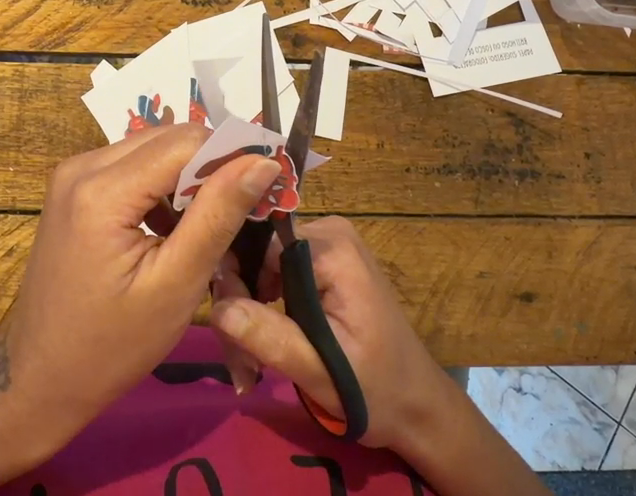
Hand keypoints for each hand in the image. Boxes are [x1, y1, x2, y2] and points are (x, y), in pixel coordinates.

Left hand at [0, 123, 281, 445]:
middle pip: (167, 140)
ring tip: (219, 222)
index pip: (186, 141)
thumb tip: (263, 163)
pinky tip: (178, 227)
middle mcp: (82, 166)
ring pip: (151, 150)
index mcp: (102, 189)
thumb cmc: (112, 344)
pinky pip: (131, 169)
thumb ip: (218, 215)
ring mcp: (72, 175)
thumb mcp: (176, 284)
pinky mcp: (73, 189)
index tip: (273, 183)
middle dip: (214, 165)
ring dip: (189, 177)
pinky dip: (162, 188)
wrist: (41, 376)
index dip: (234, 154)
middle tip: (252, 205)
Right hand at [209, 216, 453, 450]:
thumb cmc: (377, 391)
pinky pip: (277, 270)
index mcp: (331, 247)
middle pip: (257, 254)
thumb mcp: (319, 371)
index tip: (228, 336)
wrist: (419, 406)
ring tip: (249, 362)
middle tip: (240, 363)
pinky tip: (262, 342)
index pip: (256, 246)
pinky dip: (264, 306)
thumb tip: (216, 306)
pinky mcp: (325, 259)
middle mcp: (328, 230)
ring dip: (248, 310)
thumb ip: (269, 336)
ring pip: (262, 264)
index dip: (234, 285)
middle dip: (239, 305)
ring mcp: (328, 242)